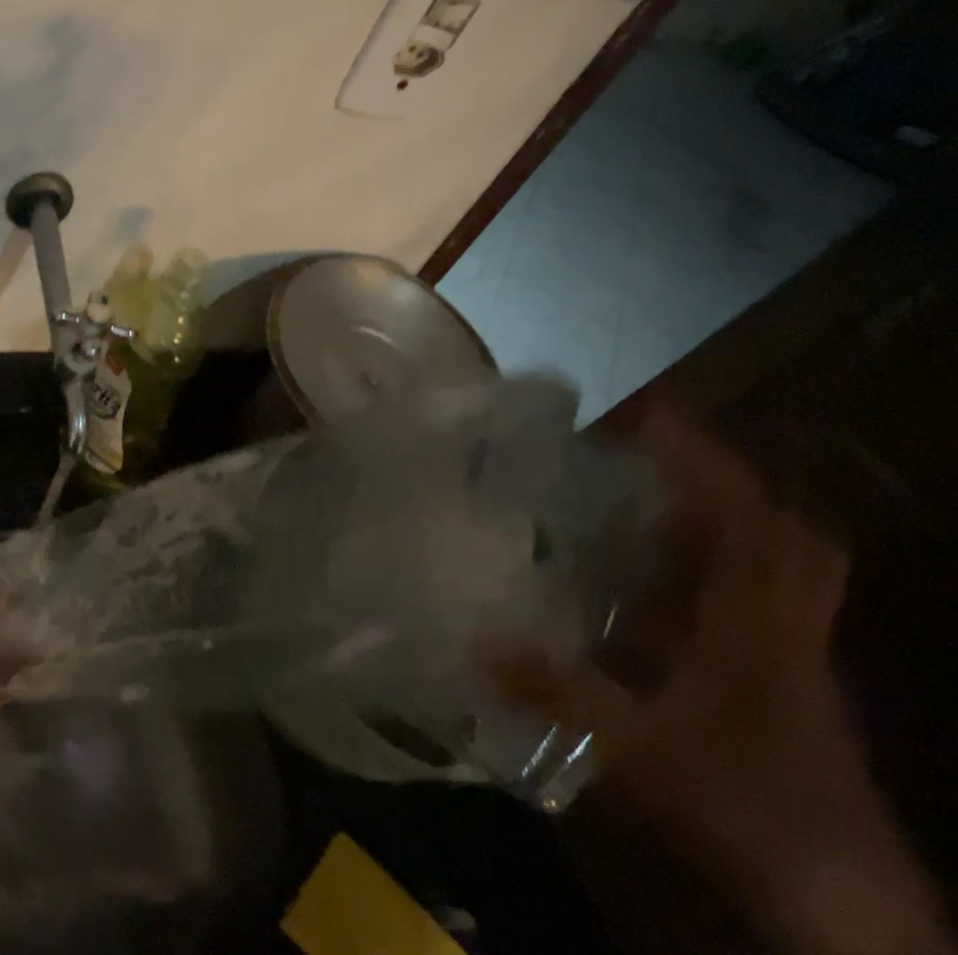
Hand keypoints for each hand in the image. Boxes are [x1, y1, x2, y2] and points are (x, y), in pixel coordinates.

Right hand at [486, 406, 949, 954]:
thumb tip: (477, 640)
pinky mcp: (777, 694)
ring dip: (715, 533)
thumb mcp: (636, 751)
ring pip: (769, 574)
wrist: (842, 905)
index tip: (642, 415)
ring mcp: (787, 663)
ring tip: (639, 516)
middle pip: (779, 537)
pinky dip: (704, 589)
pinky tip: (645, 604)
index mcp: (758, 627)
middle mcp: (782, 630)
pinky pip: (748, 614)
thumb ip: (557, 692)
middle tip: (646, 469)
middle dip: (720, 489)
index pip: (742, 520)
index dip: (699, 461)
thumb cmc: (743, 809)